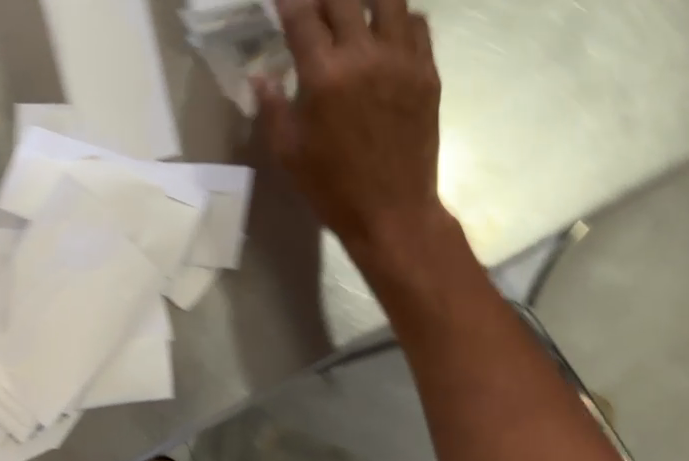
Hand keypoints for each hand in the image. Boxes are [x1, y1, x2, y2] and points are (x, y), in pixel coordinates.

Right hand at [258, 0, 449, 269]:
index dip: (289, 3)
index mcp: (324, 77)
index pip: (303, 18)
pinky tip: (386, 31)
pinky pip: (416, 24)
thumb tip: (261, 76)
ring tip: (353, 10)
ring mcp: (402, 59)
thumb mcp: (288, 154)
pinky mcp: (427, 71)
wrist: (391, 211)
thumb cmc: (331, 189)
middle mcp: (364, 55)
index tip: (282, 1)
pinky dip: (398, 18)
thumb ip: (273, 109)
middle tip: (314, 6)